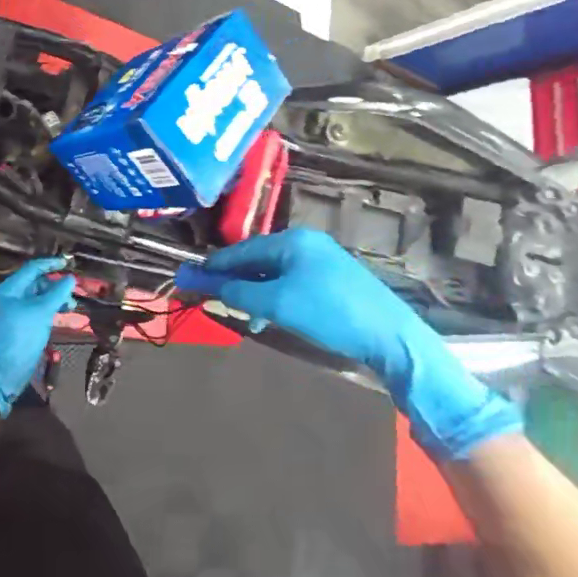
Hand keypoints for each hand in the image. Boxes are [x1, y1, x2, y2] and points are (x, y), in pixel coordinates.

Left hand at [0, 257, 75, 413]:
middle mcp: (10, 297)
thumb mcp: (42, 311)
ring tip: (71, 305)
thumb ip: (57, 293)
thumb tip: (71, 278)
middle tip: (73, 291)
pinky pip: (36, 310)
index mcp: (10, 289)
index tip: (69, 263)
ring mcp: (14, 311)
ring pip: (37, 297)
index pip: (32, 269)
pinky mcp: (20, 324)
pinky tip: (61, 313)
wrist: (6, 369)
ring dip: (54, 298)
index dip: (51, 264)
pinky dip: (49, 309)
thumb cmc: (22, 335)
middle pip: (35, 282)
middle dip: (55, 284)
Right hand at [174, 229, 521, 459]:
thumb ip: (235, 291)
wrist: (390, 336)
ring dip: (254, 295)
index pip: (239, 250)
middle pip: (255, 261)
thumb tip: (196, 280)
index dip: (211, 268)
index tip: (187, 282)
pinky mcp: (332, 279)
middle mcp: (306, 243)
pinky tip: (271, 319)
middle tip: (212, 302)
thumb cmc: (329, 313)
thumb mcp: (276, 304)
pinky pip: (290, 283)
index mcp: (292, 240)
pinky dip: (275, 299)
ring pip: (272, 275)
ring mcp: (321, 260)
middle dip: (233, 283)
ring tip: (247, 319)